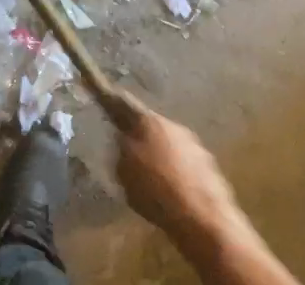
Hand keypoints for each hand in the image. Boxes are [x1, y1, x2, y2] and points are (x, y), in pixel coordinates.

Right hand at [110, 91, 243, 241]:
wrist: (206, 222)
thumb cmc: (157, 193)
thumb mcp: (124, 172)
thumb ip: (120, 150)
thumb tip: (123, 140)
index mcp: (149, 121)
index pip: (122, 102)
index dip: (107, 95)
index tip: (93, 82)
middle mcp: (174, 126)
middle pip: (149, 124)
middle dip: (138, 133)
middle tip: (127, 151)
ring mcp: (196, 146)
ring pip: (168, 144)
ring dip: (159, 154)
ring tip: (151, 179)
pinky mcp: (211, 168)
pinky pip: (184, 164)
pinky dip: (175, 172)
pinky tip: (172, 193)